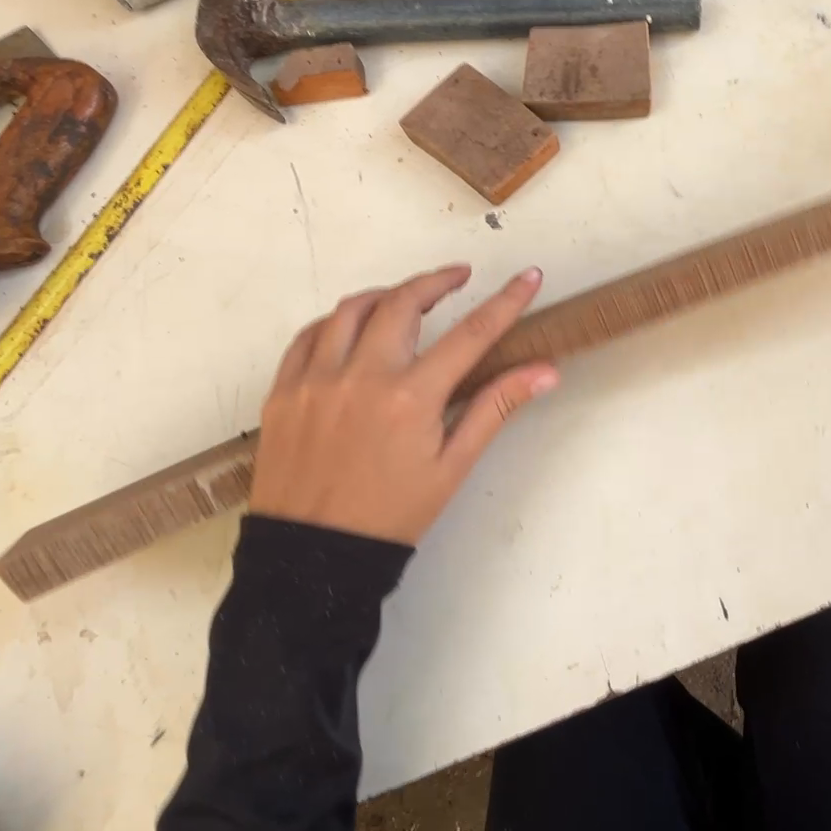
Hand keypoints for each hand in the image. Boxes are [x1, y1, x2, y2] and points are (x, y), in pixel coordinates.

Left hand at [248, 266, 558, 545]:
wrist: (314, 554)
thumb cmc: (394, 514)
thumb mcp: (454, 465)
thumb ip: (497, 407)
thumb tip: (546, 372)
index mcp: (411, 397)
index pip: (471, 333)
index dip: (506, 301)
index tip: (528, 277)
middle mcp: (362, 376)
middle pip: (403, 303)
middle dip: (437, 281)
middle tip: (459, 277)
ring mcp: (316, 380)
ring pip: (352, 310)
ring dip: (387, 294)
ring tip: (409, 298)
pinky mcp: (283, 391)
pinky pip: (309, 336)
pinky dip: (337, 320)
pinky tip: (354, 327)